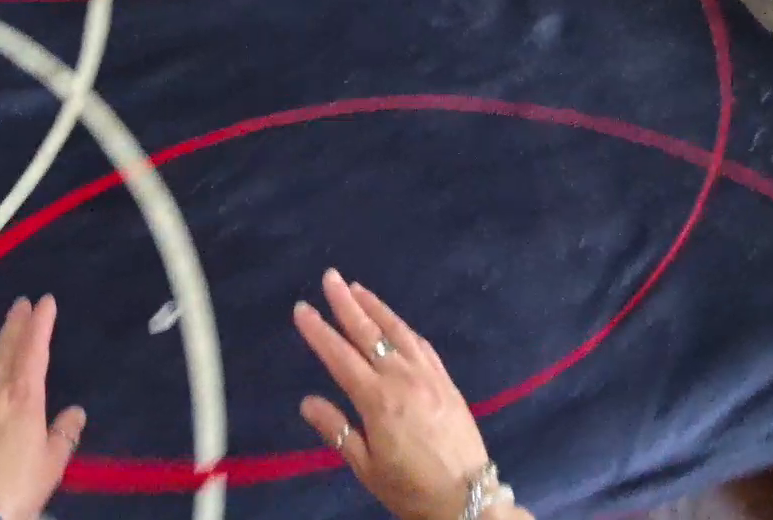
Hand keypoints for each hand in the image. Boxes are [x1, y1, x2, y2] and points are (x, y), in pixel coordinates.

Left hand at [0, 295, 86, 519]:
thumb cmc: (15, 488)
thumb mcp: (51, 465)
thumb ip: (64, 435)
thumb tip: (75, 412)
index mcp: (23, 394)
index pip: (34, 347)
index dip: (41, 322)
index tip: (45, 300)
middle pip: (5, 348)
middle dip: (15, 324)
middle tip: (20, 304)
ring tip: (7, 345)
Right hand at [295, 269, 514, 519]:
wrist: (470, 501)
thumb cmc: (411, 489)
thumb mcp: (368, 469)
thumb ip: (337, 431)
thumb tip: (306, 402)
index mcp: (377, 400)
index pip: (339, 356)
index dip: (318, 331)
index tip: (302, 309)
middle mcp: (401, 378)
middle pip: (367, 332)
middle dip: (345, 302)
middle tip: (330, 277)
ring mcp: (426, 375)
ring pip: (395, 330)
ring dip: (374, 306)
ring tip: (356, 287)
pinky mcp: (445, 379)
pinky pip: (420, 344)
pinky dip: (402, 326)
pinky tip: (393, 319)